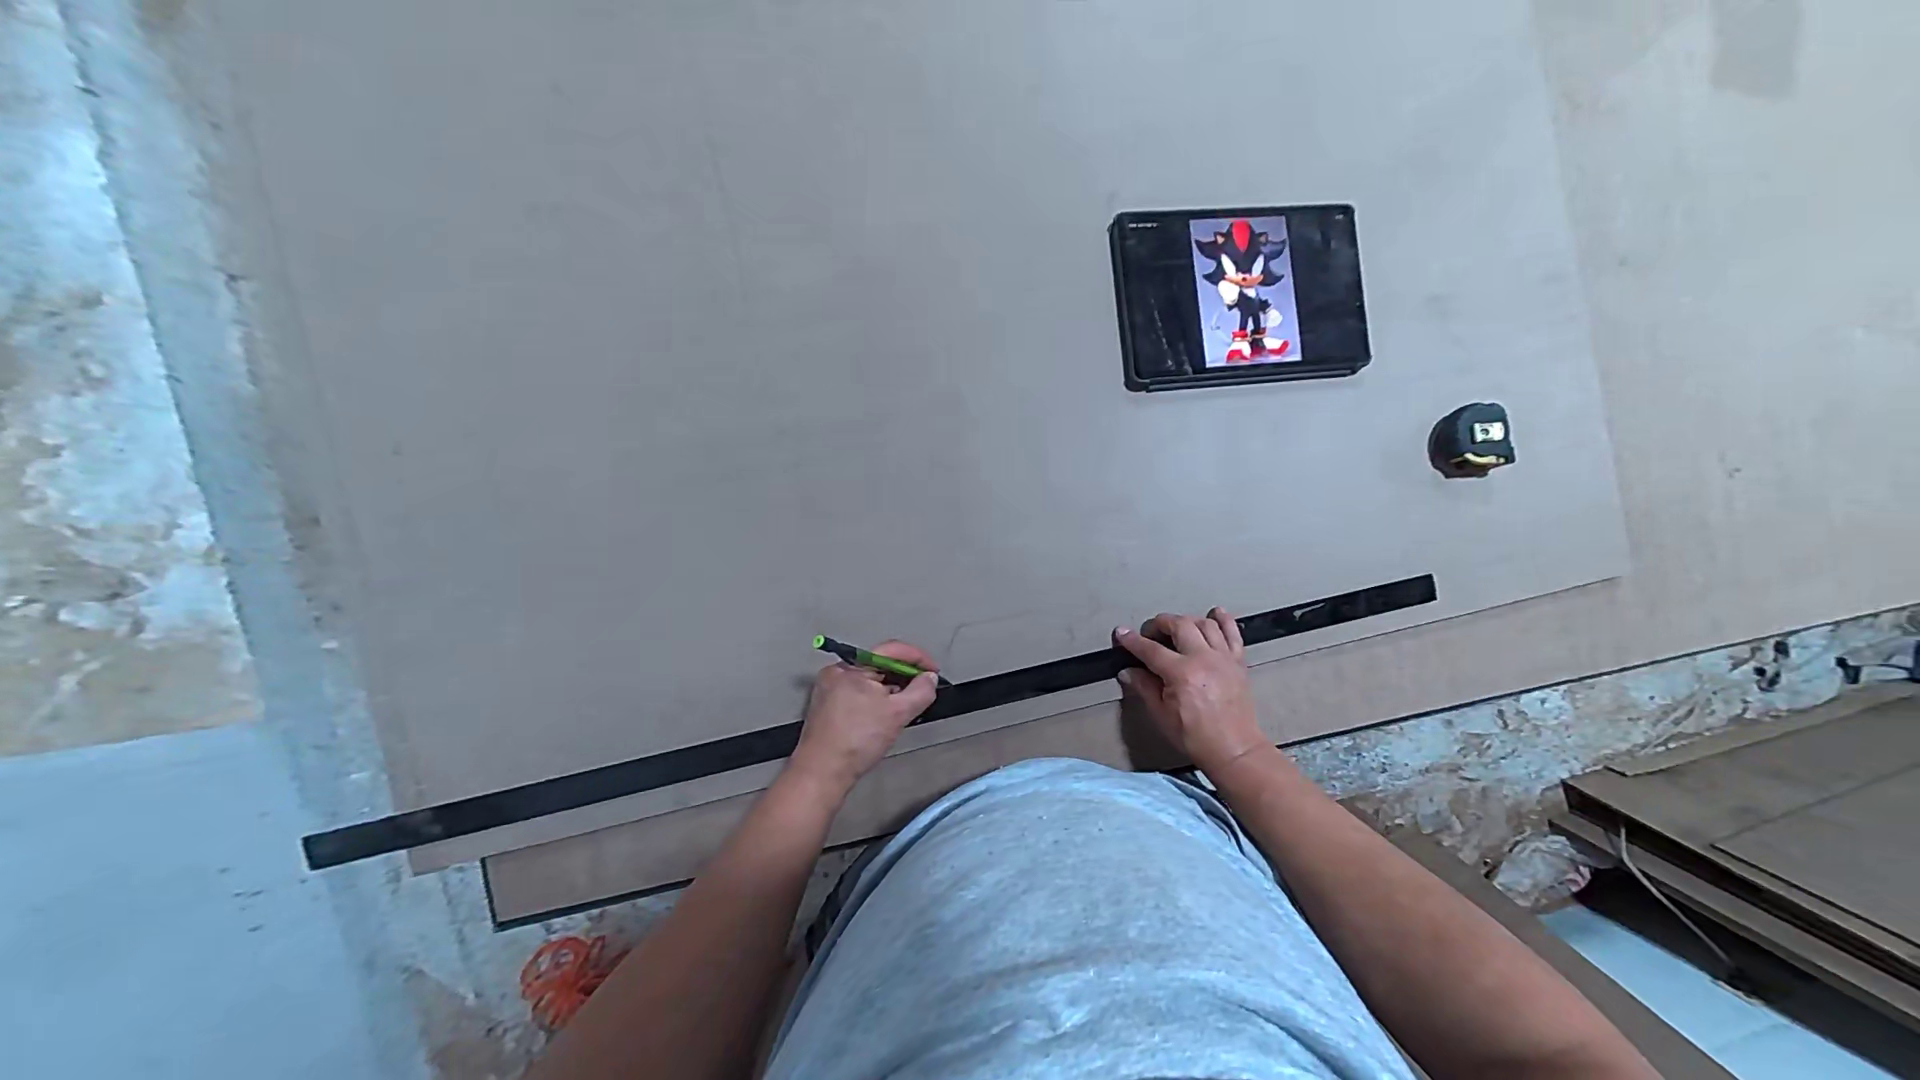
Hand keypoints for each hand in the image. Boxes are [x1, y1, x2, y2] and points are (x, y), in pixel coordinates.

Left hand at [788, 641, 939, 793]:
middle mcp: (837, 672)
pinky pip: (859, 693)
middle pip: (880, 665)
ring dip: (890, 691)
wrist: (823, 772)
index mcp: (851, 666)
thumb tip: (929, 678)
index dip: (918, 659)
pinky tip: (882, 719)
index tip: (932, 672)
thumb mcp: (898, 713)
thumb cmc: (854, 741)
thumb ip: (921, 691)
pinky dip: (875, 700)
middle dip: (904, 677)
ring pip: (870, 681)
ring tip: (900, 710)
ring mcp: (830, 689)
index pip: (891, 650)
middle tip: (921, 692)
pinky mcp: (828, 706)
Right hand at [1113, 609, 1266, 774]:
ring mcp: (1224, 658)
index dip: (1132, 640)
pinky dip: (1223, 620)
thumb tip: (1128, 672)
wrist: (1235, 749)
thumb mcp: (1161, 715)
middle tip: (1150, 633)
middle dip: (1160, 623)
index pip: (1150, 649)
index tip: (1122, 634)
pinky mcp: (1238, 662)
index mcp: (1182, 674)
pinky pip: (1233, 633)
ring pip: (1205, 623)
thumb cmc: (1197, 737)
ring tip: (1176, 628)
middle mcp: (1204, 659)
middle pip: (1179, 624)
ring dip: (1187, 620)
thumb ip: (1144, 688)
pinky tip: (1215, 614)